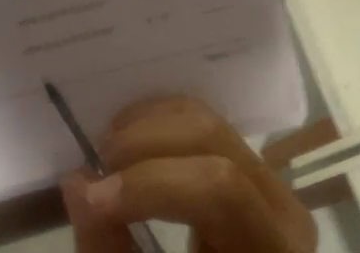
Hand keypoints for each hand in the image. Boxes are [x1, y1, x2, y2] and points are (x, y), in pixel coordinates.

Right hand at [60, 96, 315, 252]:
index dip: (150, 184)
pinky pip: (204, 125)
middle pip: (210, 138)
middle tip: (94, 168)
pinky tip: (129, 148)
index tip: (93, 200)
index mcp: (270, 249)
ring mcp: (268, 181)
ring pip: (205, 119)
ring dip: (145, 126)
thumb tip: (77, 182)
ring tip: (106, 155)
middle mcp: (282, 205)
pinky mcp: (247, 171)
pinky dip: (156, 124)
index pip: (218, 188)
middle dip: (141, 144)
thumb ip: (109, 250)